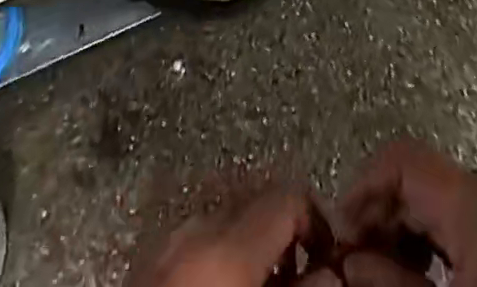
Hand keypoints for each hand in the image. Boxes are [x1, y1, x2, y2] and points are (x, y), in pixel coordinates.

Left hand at [125, 185, 334, 286]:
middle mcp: (195, 233)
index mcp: (226, 250)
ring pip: (225, 222)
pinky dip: (221, 257)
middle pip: (256, 204)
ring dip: (253, 246)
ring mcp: (165, 247)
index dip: (317, 223)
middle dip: (286, 234)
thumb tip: (329, 275)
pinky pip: (197, 242)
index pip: (287, 199)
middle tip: (304, 276)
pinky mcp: (147, 265)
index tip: (330, 259)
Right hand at [337, 140, 476, 286]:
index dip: (361, 187)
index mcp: (471, 196)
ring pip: (431, 196)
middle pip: (412, 175)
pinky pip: (453, 217)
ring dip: (398, 226)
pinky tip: (417, 273)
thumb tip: (354, 261)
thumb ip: (391, 278)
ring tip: (379, 269)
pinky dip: (426, 236)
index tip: (340, 226)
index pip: (398, 158)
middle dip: (376, 211)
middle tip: (353, 255)